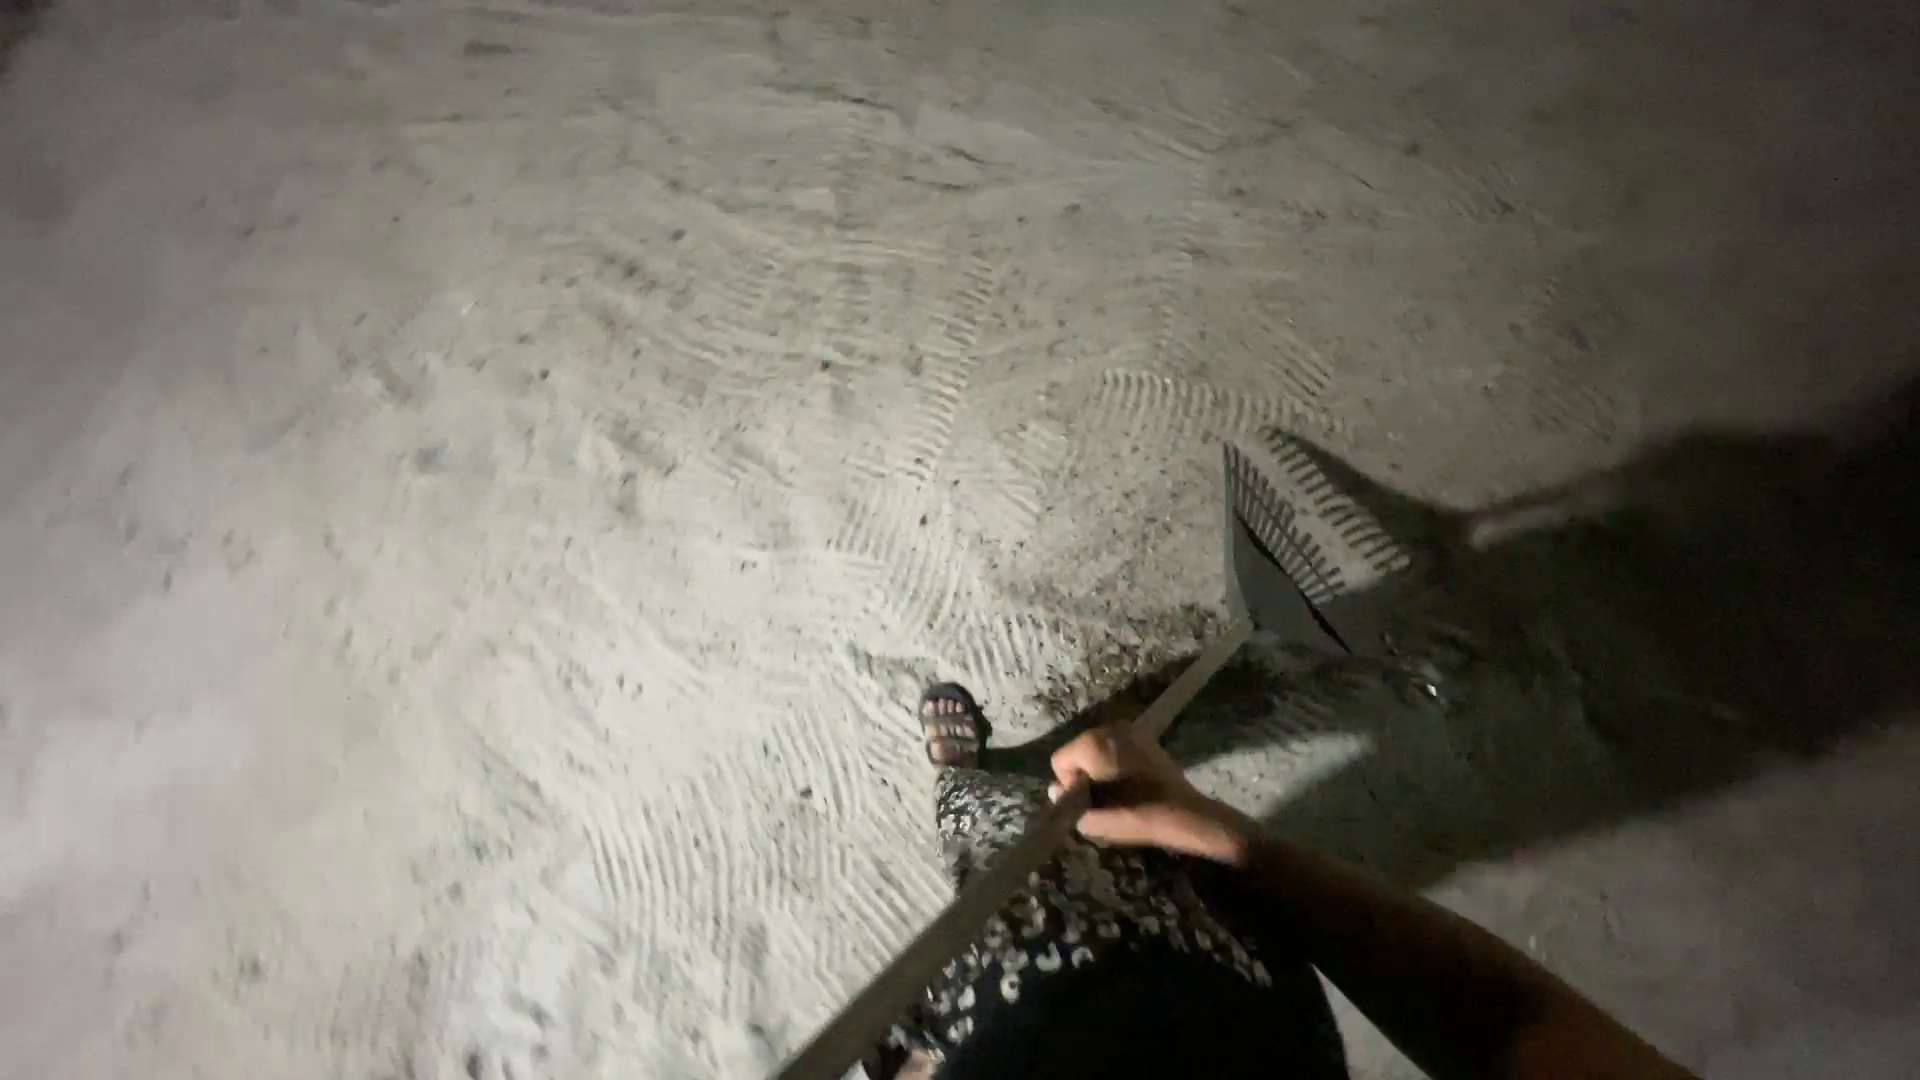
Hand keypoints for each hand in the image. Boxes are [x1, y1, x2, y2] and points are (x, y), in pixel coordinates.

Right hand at [1047, 723, 1253, 862]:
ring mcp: (1129, 730)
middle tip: (1103, 798)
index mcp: (1092, 744)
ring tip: (1118, 791)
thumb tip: (1055, 791)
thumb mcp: (1095, 820)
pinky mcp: (1145, 738)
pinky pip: (1117, 748)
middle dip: (1084, 774)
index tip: (1088, 801)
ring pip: (1097, 749)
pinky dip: (1117, 762)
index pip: (1060, 760)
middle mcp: (1108, 728)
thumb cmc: (1136, 815)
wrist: (1184, 814)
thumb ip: (1068, 804)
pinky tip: (1131, 782)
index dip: (1068, 785)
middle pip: (1078, 751)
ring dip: (1100, 768)